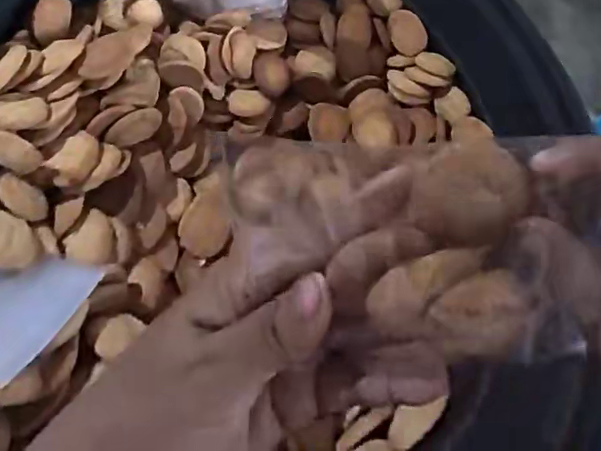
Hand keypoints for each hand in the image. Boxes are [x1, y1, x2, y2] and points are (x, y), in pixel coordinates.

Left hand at [30, 171, 445, 450]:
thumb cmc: (144, 422)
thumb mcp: (206, 380)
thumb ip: (269, 336)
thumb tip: (325, 284)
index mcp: (242, 285)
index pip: (312, 238)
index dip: (359, 209)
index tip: (407, 179)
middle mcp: (269, 310)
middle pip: (341, 284)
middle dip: (394, 271)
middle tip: (456, 253)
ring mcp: (280, 358)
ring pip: (349, 337)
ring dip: (398, 336)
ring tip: (455, 333)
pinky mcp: (285, 405)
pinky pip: (339, 386)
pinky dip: (378, 384)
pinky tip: (422, 381)